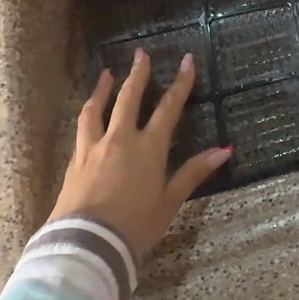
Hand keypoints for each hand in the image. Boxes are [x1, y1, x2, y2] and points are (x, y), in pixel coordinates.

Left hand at [50, 49, 231, 258]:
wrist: (87, 246)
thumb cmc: (135, 225)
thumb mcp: (169, 201)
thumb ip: (193, 172)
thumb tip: (224, 150)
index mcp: (149, 146)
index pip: (169, 107)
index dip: (181, 82)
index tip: (187, 60)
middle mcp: (120, 139)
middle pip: (129, 98)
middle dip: (138, 74)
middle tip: (141, 54)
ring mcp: (93, 149)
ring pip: (96, 110)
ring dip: (103, 89)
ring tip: (105, 75)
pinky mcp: (75, 163)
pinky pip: (82, 130)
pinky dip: (88, 116)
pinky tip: (88, 117)